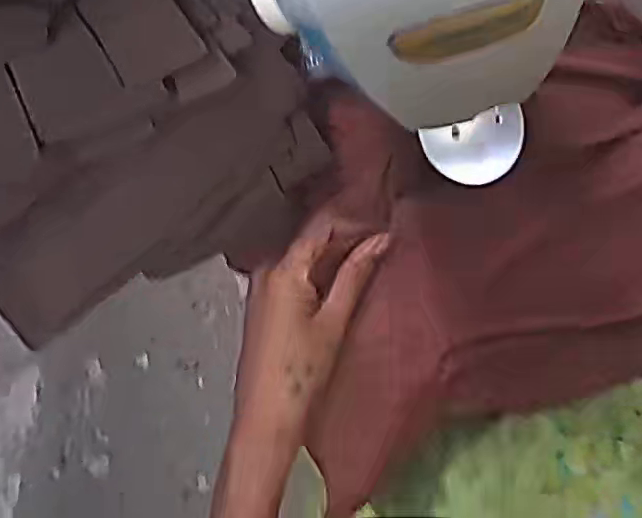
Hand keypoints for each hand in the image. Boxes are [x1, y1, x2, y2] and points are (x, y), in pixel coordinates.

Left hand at [232, 216, 390, 443]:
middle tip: (376, 234)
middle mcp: (267, 269)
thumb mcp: (334, 320)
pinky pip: (292, 271)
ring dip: (330, 253)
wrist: (265, 423)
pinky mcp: (262, 303)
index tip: (378, 217)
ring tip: (364, 250)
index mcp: (283, 268)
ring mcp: (261, 286)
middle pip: (309, 239)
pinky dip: (316, 269)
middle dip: (343, 235)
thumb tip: (380, 239)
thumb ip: (355, 274)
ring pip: (302, 255)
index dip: (350, 219)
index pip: (320, 227)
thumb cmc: (302, 374)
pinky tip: (338, 275)